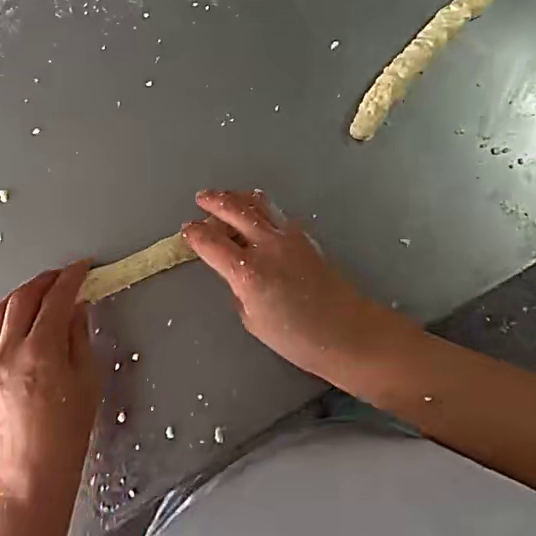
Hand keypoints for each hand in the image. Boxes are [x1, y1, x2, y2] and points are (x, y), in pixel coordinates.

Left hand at [0, 261, 100, 505]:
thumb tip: (76, 308)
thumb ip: (79, 336)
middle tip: (65, 275)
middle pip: (25, 296)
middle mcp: (12, 350)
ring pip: (3, 308)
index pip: (56, 298)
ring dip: (25, 292)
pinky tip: (26, 317)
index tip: (82, 268)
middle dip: (46, 279)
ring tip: (43, 289)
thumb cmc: (67, 434)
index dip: (71, 277)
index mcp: (41, 351)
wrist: (32, 474)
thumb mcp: (87, 380)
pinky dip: (11, 313)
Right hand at [182, 190, 411, 380]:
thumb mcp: (253, 321)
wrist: (349, 332)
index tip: (186, 230)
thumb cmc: (298, 338)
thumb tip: (234, 273)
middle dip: (213, 201)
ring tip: (227, 197)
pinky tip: (257, 215)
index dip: (194, 234)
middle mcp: (265, 245)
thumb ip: (238, 290)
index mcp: (247, 271)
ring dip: (237, 197)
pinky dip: (259, 208)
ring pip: (257, 203)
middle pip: (233, 210)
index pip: (210, 242)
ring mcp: (287, 235)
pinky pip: (275, 213)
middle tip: (202, 198)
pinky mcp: (304, 235)